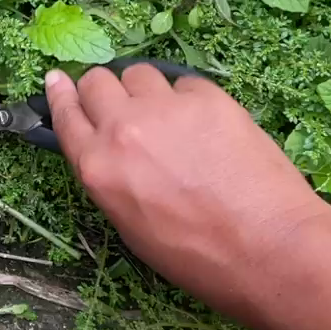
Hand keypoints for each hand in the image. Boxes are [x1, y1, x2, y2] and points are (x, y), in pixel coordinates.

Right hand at [44, 64, 330, 319]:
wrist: (273, 251)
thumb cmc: (198, 256)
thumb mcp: (130, 224)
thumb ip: (107, 176)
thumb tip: (103, 146)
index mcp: (97, 166)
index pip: (64, 113)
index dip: (59, 93)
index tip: (57, 80)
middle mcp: (122, 128)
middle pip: (95, 81)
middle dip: (103, 91)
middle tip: (123, 108)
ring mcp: (164, 108)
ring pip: (136, 73)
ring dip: (143, 90)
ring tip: (167, 117)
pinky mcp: (206, 96)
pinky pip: (182, 83)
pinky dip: (186, 99)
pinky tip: (205, 126)